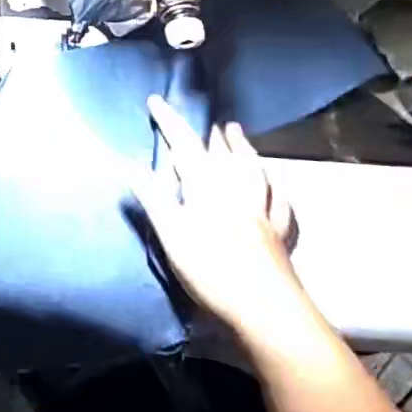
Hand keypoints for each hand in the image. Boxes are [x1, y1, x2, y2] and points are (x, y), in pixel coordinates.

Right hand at [133, 95, 303, 339]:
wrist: (266, 310)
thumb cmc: (212, 271)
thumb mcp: (172, 235)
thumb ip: (154, 198)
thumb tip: (131, 166)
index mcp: (208, 189)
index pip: (186, 146)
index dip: (170, 122)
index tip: (156, 100)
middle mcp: (238, 192)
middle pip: (223, 154)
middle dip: (210, 134)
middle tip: (205, 119)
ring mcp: (262, 212)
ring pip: (254, 171)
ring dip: (243, 149)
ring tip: (236, 133)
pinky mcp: (279, 235)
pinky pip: (279, 203)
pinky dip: (275, 189)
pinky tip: (276, 188)